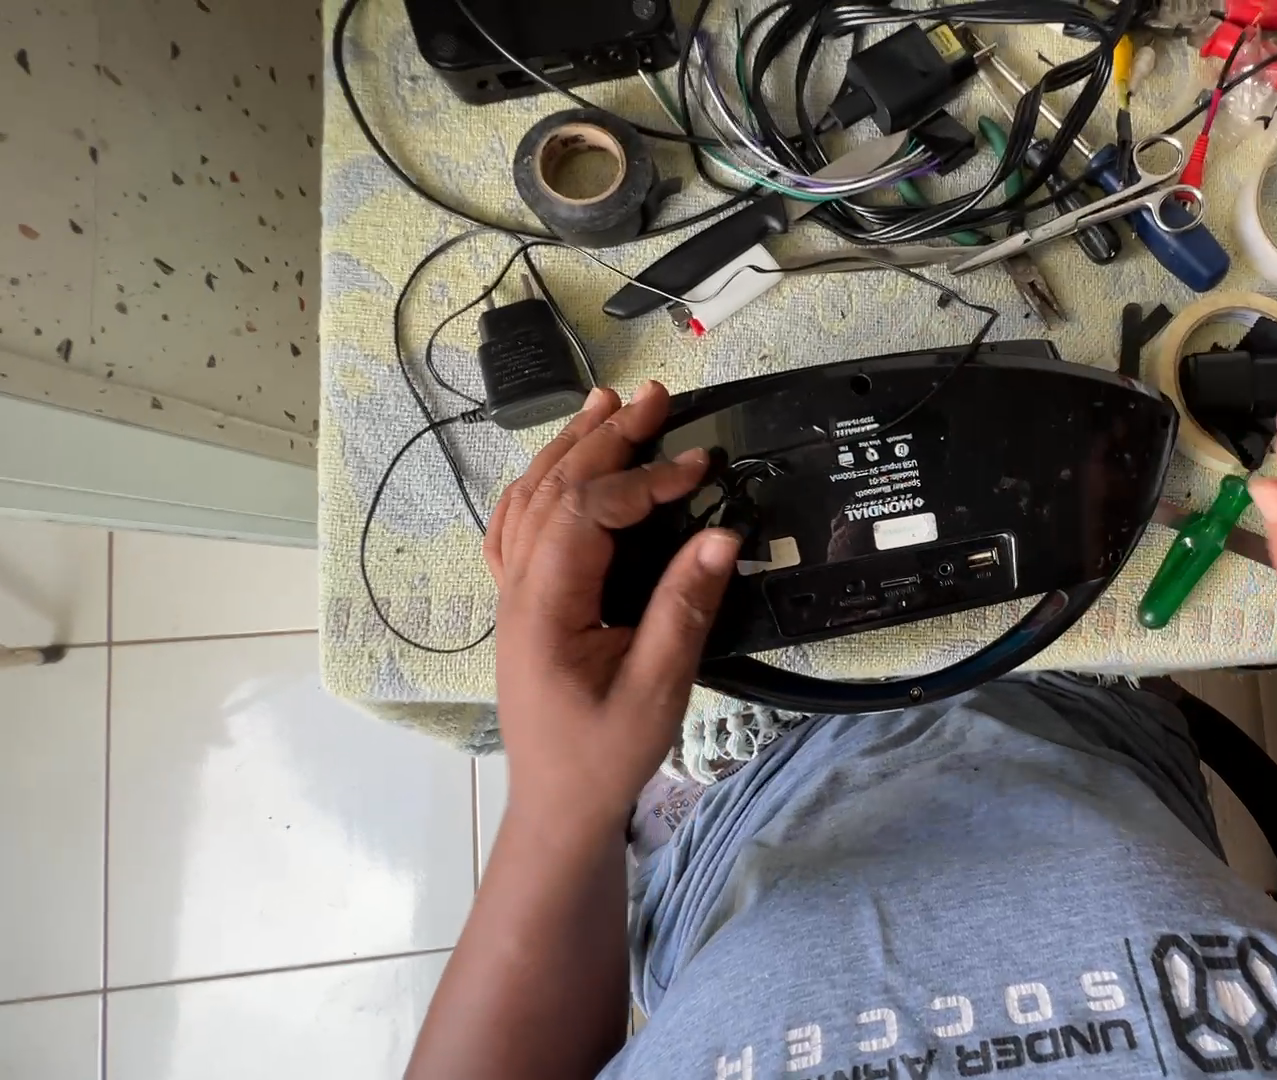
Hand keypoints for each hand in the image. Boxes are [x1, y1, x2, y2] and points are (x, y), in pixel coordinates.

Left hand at [484, 383, 739, 836]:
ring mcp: (515, 593)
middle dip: (607, 438)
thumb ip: (686, 607)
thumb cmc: (606, 751)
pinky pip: (522, 525)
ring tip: (606, 404)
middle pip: (554, 489)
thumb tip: (724, 536)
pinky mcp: (526, 602)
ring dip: (571, 447)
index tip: (703, 467)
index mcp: (546, 606)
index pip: (589, 514)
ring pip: (531, 499)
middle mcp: (520, 587)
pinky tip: (561, 466)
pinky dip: (544, 483)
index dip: (647, 482)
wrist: (559, 802)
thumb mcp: (658, 687)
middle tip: (655, 398)